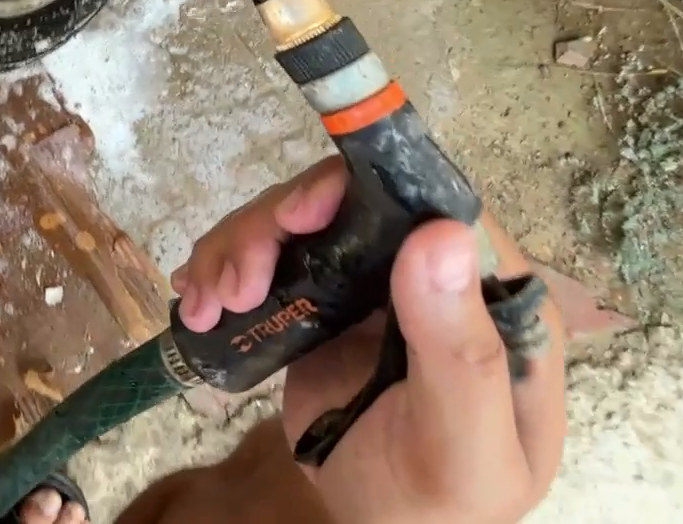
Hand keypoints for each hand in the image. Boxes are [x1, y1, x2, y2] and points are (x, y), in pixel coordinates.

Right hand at [172, 157, 566, 523]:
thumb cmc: (437, 504)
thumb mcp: (462, 445)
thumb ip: (460, 351)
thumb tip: (440, 232)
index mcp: (484, 296)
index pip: (425, 204)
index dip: (355, 191)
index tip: (297, 217)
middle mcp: (421, 272)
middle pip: (335, 204)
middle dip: (268, 231)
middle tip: (232, 286)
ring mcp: (363, 282)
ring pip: (286, 224)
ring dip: (232, 252)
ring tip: (208, 305)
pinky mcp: (314, 298)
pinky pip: (259, 257)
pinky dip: (218, 270)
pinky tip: (198, 301)